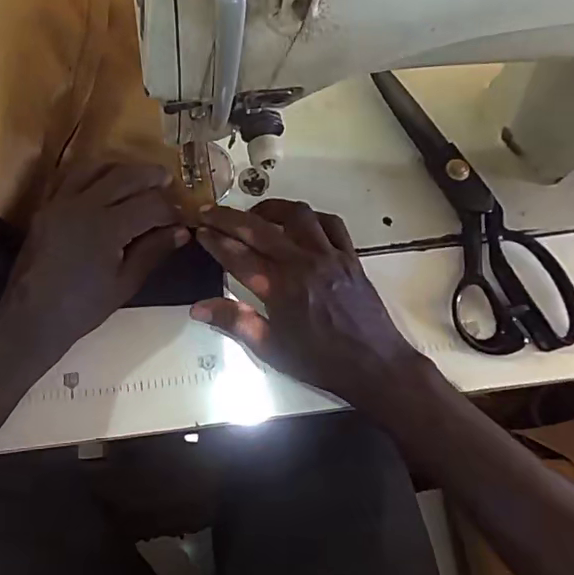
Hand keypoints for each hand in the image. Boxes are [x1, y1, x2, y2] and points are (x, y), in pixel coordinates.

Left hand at [0, 161, 189, 357]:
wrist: (33, 316)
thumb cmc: (83, 307)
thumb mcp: (125, 282)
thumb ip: (153, 251)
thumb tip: (181, 231)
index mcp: (108, 226)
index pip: (150, 205)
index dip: (170, 209)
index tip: (182, 216)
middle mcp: (84, 204)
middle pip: (124, 176)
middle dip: (150, 176)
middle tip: (168, 179)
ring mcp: (61, 202)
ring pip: (95, 168)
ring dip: (120, 168)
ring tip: (137, 176)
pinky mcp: (46, 207)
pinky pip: (70, 177)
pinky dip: (91, 173)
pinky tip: (102, 182)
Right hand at [192, 200, 425, 407]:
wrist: (375, 365)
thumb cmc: (319, 361)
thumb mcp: (271, 348)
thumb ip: (234, 322)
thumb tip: (198, 308)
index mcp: (280, 288)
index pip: (237, 255)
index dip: (214, 240)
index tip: (198, 230)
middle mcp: (303, 263)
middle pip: (259, 228)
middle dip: (229, 218)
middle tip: (209, 212)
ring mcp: (329, 256)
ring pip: (297, 215)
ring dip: (270, 209)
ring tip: (253, 214)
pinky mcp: (350, 256)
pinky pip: (331, 223)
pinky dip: (311, 217)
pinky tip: (299, 223)